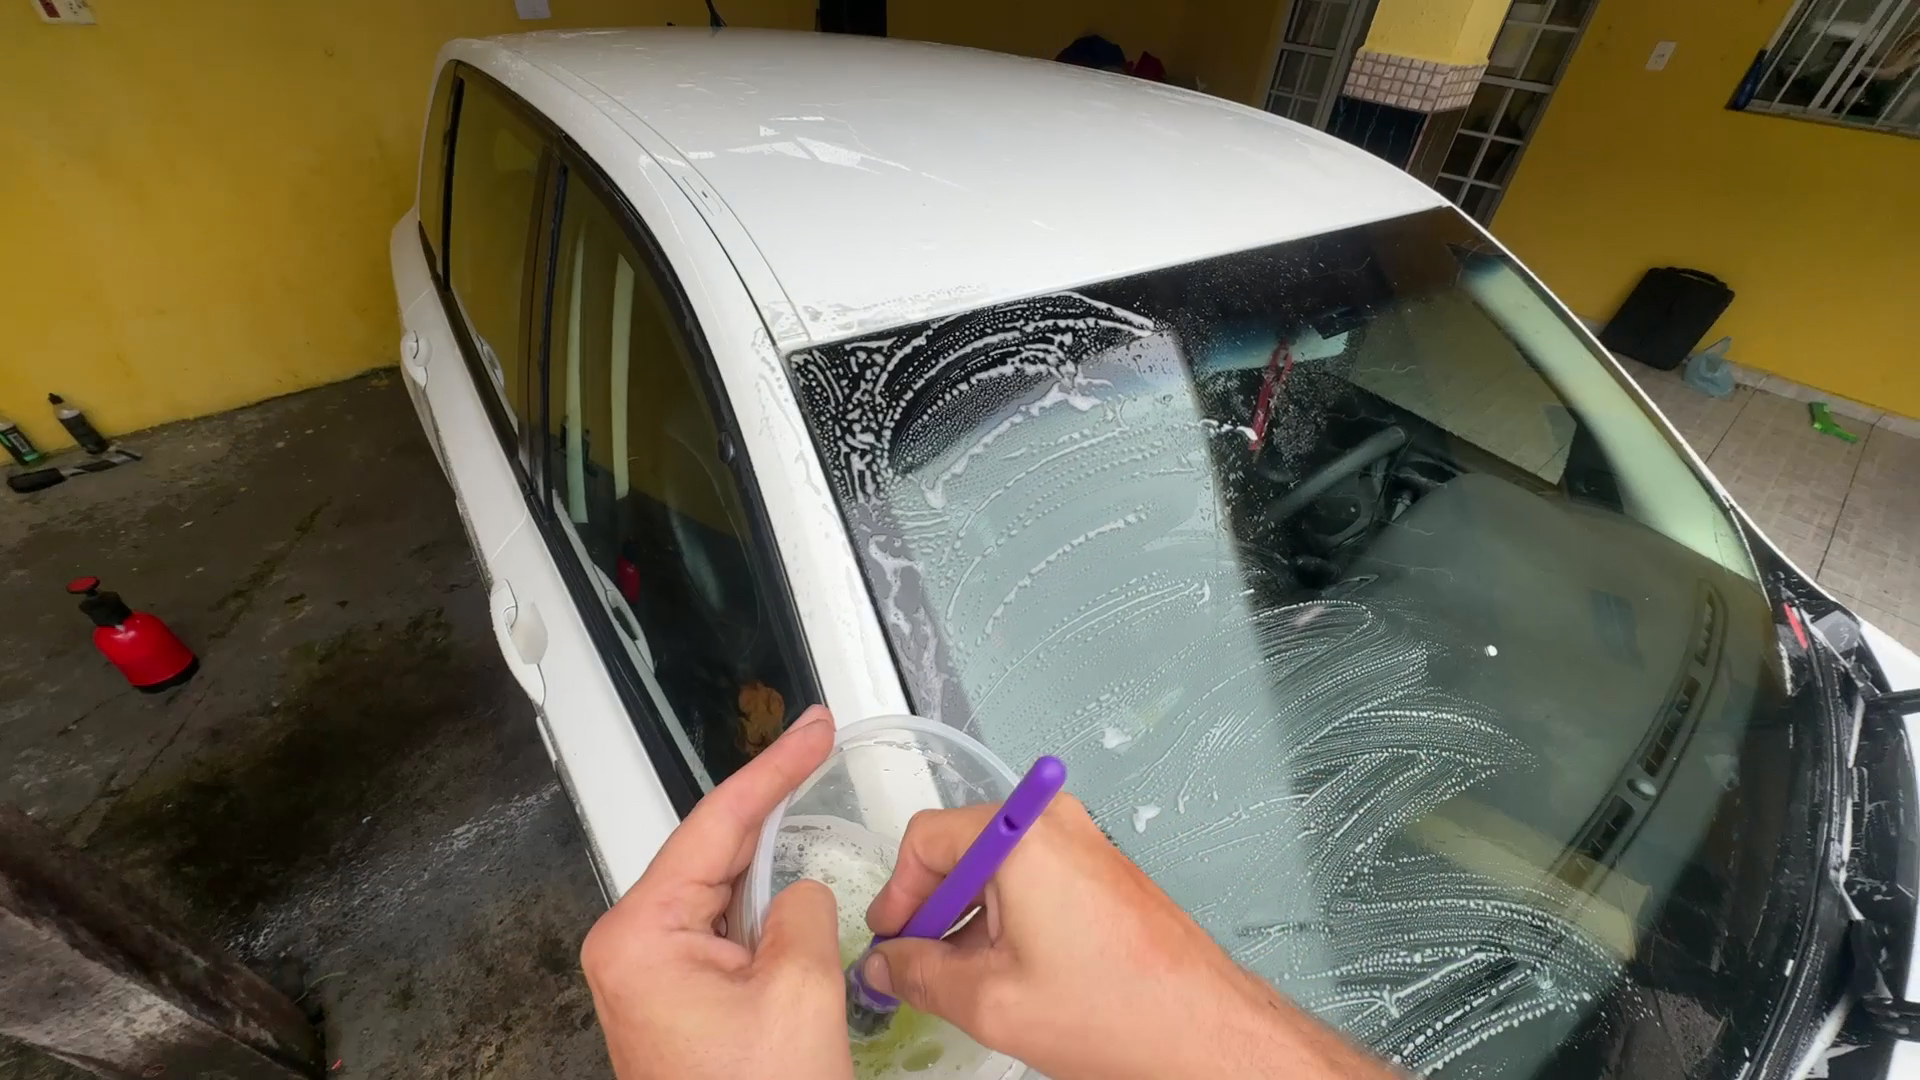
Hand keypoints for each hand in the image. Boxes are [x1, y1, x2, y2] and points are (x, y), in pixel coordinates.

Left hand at [581, 706, 851, 1079]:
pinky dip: (764, 877)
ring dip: (768, 829)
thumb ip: (799, 906)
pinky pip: (728, 910)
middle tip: (817, 737)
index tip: (815, 726)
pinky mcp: (681, 982)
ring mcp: (656, 961)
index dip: (775, 765)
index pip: (719, 822)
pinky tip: (787, 844)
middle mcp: (637, 939)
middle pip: (716, 839)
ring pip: (723, 872)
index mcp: (644, 932)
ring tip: (805, 770)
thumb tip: (793, 893)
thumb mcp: (797, 987)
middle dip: (770, 787)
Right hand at [862, 796, 1398, 1079]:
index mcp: (1020, 835)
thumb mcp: (991, 1000)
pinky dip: (1003, 907)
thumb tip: (883, 964)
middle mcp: (1049, 818)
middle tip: (915, 960)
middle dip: (932, 904)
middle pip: (961, 845)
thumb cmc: (1107, 1008)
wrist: (1205, 1027)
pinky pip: (1029, 869)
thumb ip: (920, 975)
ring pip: (995, 861)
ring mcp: (1078, 835)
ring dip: (967, 910)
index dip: (899, 893)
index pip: (928, 838)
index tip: (889, 940)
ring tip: (958, 970)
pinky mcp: (1096, 858)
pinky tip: (1001, 959)